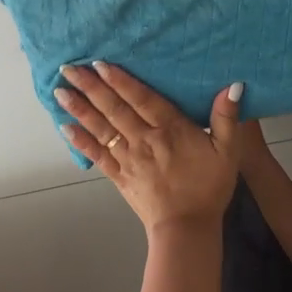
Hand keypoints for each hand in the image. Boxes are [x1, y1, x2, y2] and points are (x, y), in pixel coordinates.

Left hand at [56, 62, 243, 233]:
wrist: (187, 228)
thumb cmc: (209, 187)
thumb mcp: (228, 151)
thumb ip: (226, 117)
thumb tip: (232, 85)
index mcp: (169, 129)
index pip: (141, 98)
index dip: (120, 80)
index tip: (99, 63)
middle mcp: (143, 139)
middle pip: (114, 108)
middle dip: (90, 87)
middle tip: (67, 68)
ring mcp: (128, 158)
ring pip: (101, 128)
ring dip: (79, 108)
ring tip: (59, 91)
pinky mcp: (119, 176)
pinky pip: (97, 155)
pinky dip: (80, 140)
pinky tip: (65, 127)